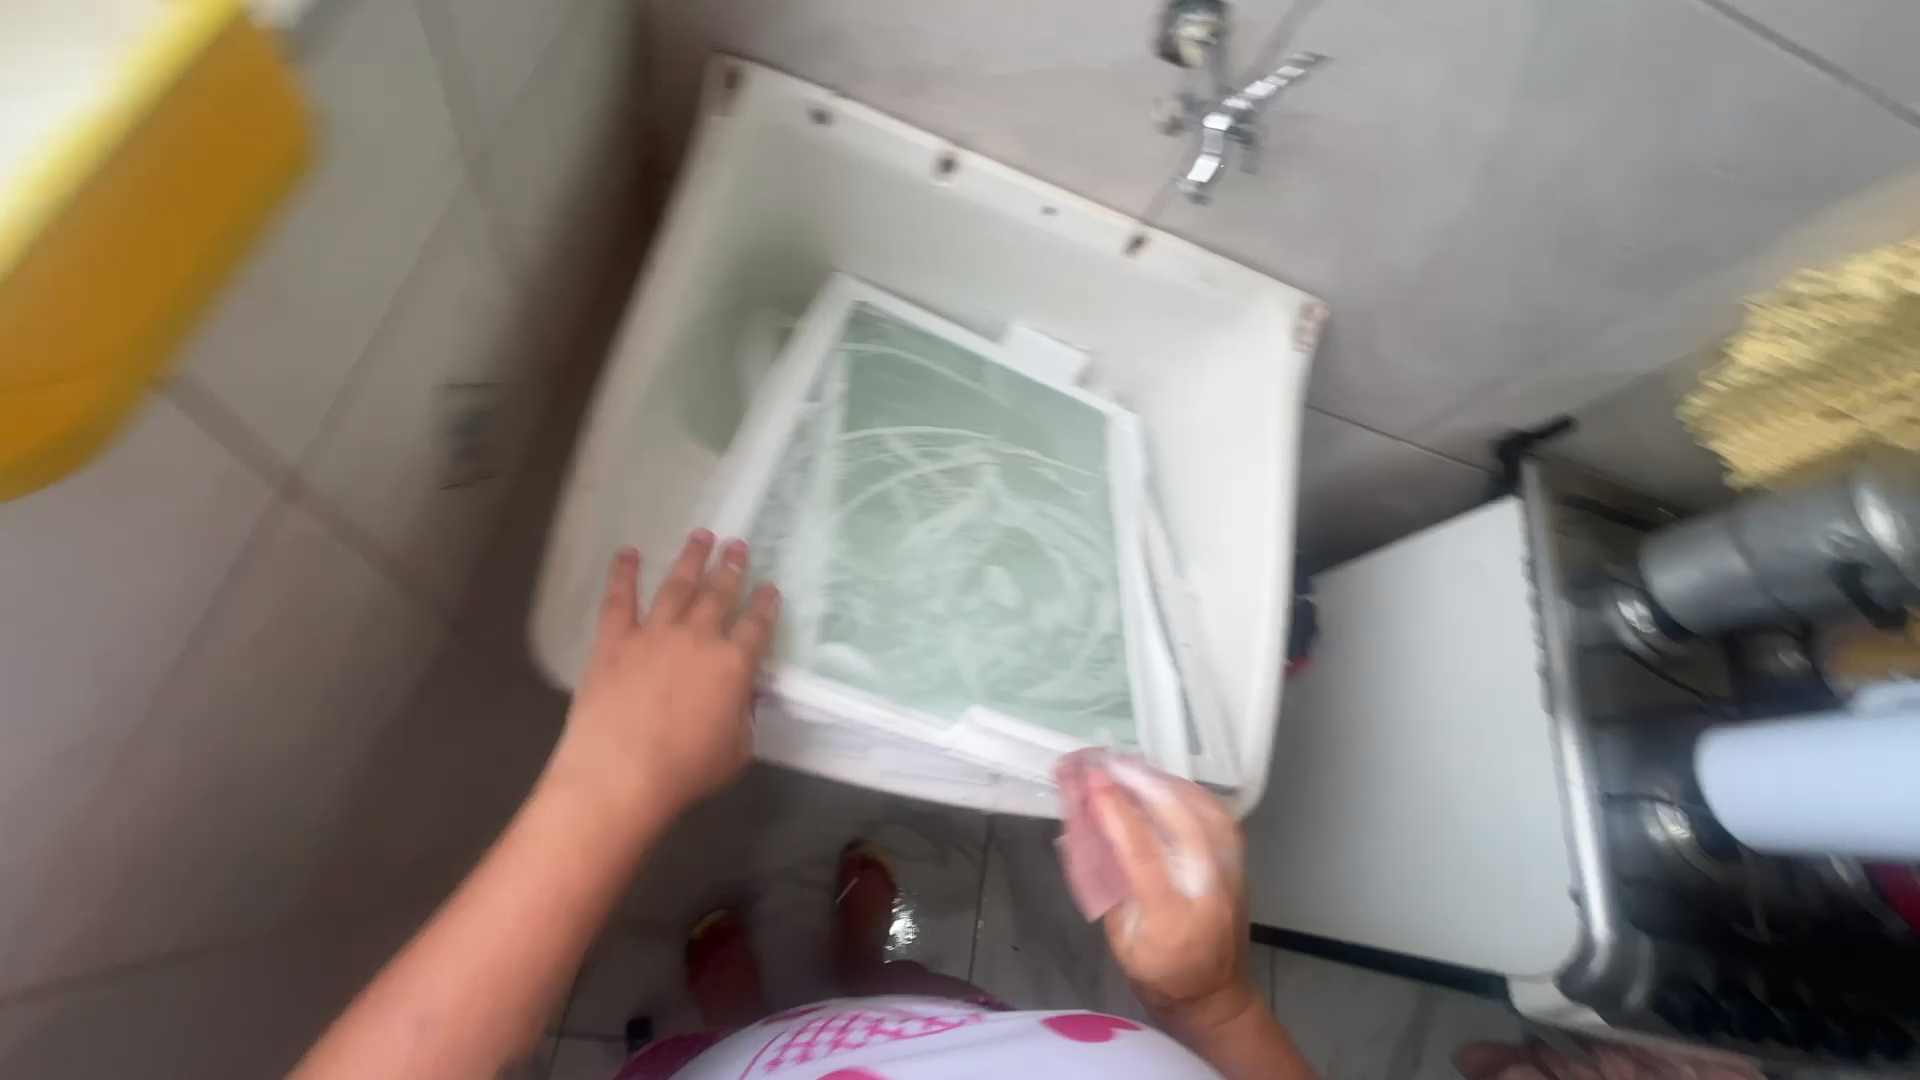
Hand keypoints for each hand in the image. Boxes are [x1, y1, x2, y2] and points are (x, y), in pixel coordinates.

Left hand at [546, 531, 780, 822]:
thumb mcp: (737, 748)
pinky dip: (624, 574)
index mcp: (735, 663)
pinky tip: (629, 553)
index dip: (766, 604)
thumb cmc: (687, 769)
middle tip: (738, 545)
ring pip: (677, 586)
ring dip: (691, 559)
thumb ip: (744, 716)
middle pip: (720, 594)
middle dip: (732, 567)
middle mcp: (699, 637)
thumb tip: (743, 698)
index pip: (758, 624)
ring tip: (701, 536)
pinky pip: (619, 600)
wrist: (620, 775)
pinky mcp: (615, 642)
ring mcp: (655, 634)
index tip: (770, 586)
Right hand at [1091, 763, 1255, 1038]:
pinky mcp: (1238, 856)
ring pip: (1197, 804)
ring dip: (1155, 778)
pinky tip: (1154, 777)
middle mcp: (1210, 889)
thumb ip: (1103, 875)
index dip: (1116, 812)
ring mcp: (1231, 870)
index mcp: (1173, 919)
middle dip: (1134, 781)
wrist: (1216, 996)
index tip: (1089, 779)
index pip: (1144, 853)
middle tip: (1097, 759)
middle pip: (1177, 818)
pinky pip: (1210, 806)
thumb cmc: (1157, 972)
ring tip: (1119, 763)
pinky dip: (1180, 785)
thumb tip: (1081, 814)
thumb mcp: (1118, 933)